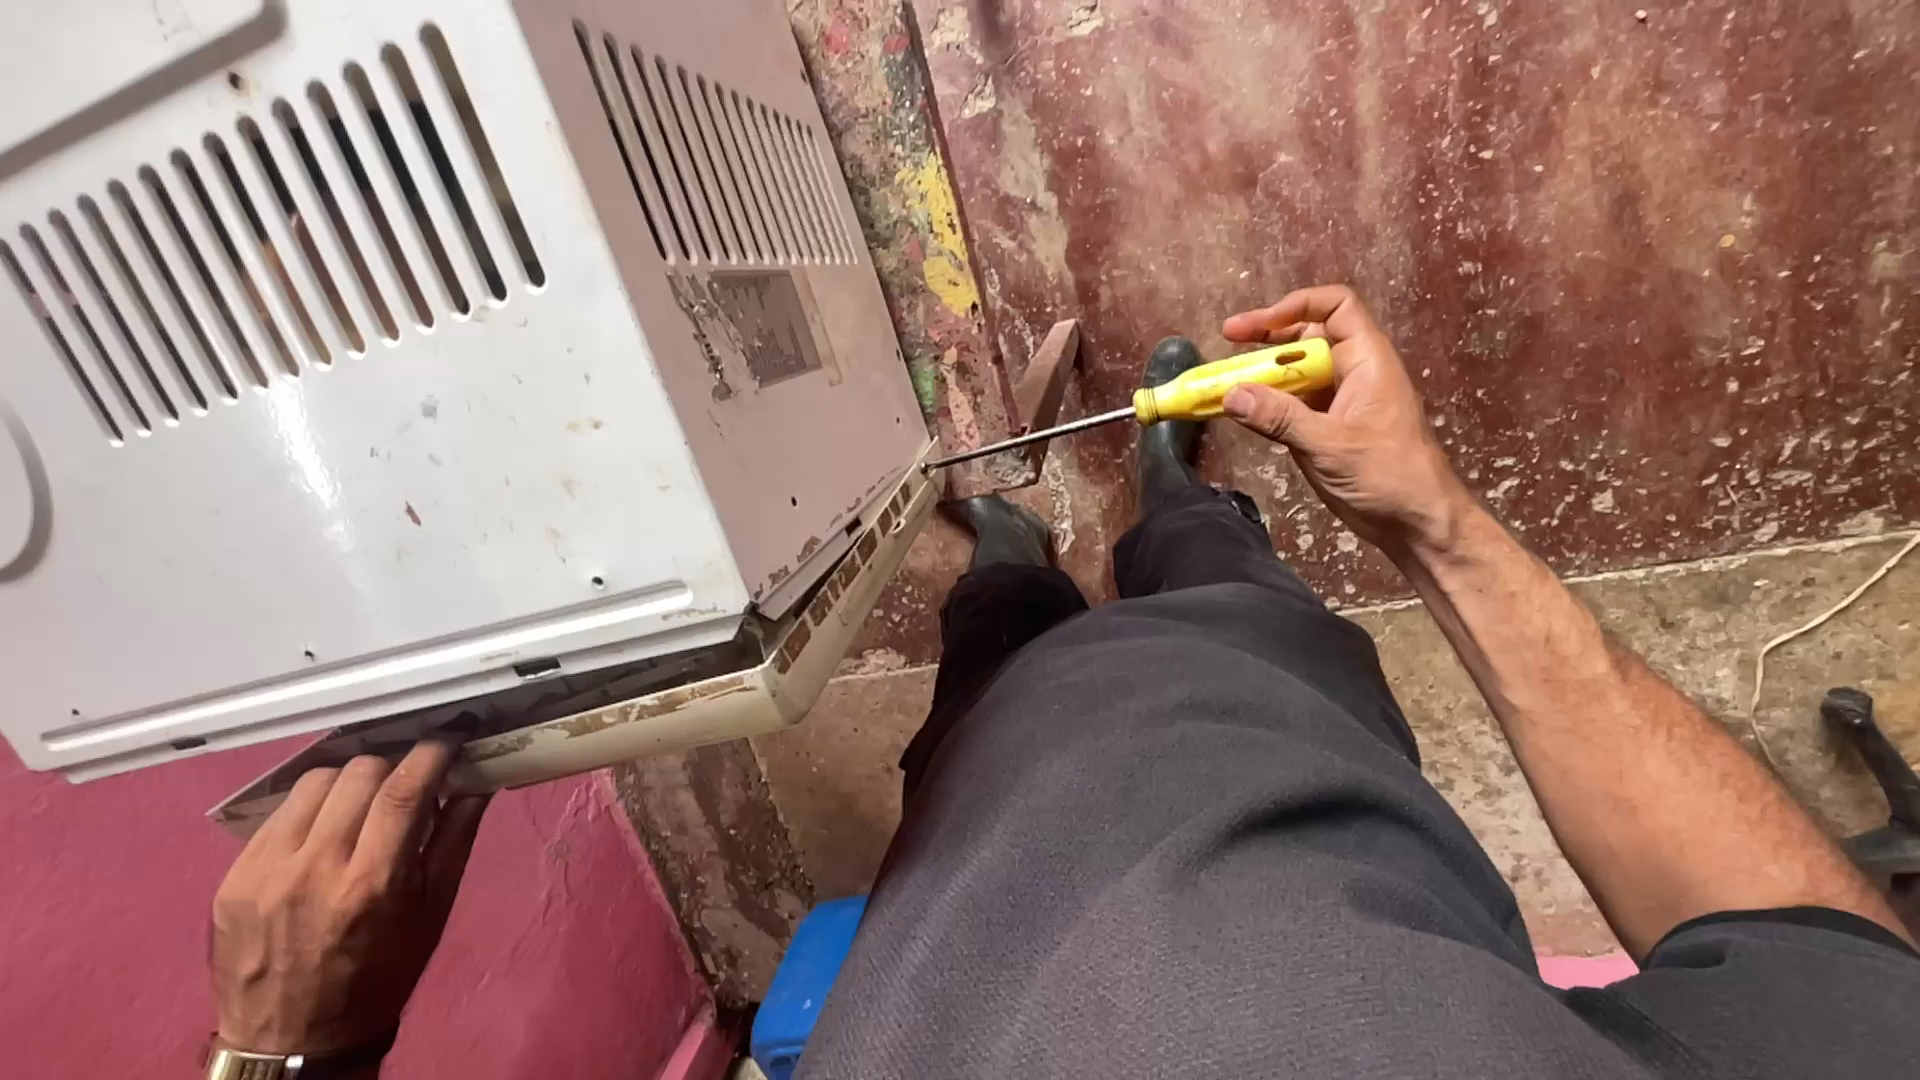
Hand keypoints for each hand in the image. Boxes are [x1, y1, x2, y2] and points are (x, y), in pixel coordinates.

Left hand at [210, 741, 489, 1055]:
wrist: (291, 1039)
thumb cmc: (383, 971)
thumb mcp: (435, 908)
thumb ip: (455, 837)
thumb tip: (477, 781)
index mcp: (372, 883)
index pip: (404, 790)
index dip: (433, 751)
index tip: (452, 735)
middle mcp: (314, 870)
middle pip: (359, 774)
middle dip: (395, 763)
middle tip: (413, 774)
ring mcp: (264, 873)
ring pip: (315, 782)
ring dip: (353, 778)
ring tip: (369, 796)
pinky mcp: (232, 879)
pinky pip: (279, 813)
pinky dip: (314, 805)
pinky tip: (330, 823)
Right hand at [1221, 285, 1470, 554]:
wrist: (1418, 524)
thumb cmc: (1388, 477)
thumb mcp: (1331, 445)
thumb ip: (1280, 418)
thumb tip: (1231, 394)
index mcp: (1366, 361)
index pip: (1336, 306)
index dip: (1295, 306)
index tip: (1254, 327)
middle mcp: (1351, 373)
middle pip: (1308, 335)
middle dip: (1267, 336)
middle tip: (1226, 343)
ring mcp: (1339, 402)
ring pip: (1296, 371)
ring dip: (1261, 372)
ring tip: (1224, 379)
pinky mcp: (1326, 428)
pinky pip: (1291, 404)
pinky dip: (1265, 403)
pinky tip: (1240, 411)